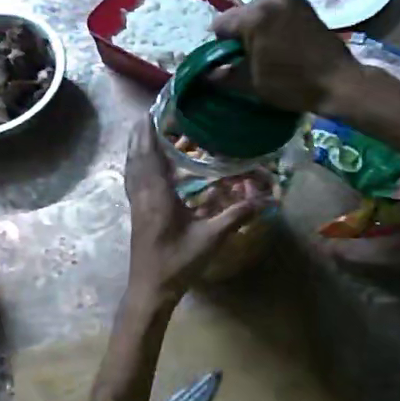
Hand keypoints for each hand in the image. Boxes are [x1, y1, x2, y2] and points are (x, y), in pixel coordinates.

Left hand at [125, 124, 262, 298]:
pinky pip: (133, 180)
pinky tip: (145, 164)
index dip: (151, 132)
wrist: (150, 290)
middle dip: (142, 134)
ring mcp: (137, 204)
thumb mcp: (211, 239)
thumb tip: (266, 200)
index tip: (154, 110)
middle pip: (138, 157)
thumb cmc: (179, 264)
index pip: (151, 156)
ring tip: (146, 130)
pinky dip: (138, 164)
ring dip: (138, 147)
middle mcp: (143, 195)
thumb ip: (236, 216)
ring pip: (133, 168)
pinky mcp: (137, 213)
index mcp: (158, 196)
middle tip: (151, 112)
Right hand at [210, 0, 359, 113]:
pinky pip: (279, 12)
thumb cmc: (293, 85)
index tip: (228, 62)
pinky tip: (283, 44)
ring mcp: (291, 0)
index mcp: (253, 16)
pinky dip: (275, 24)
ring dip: (258, 28)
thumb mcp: (253, 84)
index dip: (220, 45)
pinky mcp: (306, 6)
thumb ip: (225, 76)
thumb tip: (205, 74)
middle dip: (240, 34)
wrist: (339, 83)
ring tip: (268, 52)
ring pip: (260, 11)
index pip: (220, 25)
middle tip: (248, 58)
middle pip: (241, 15)